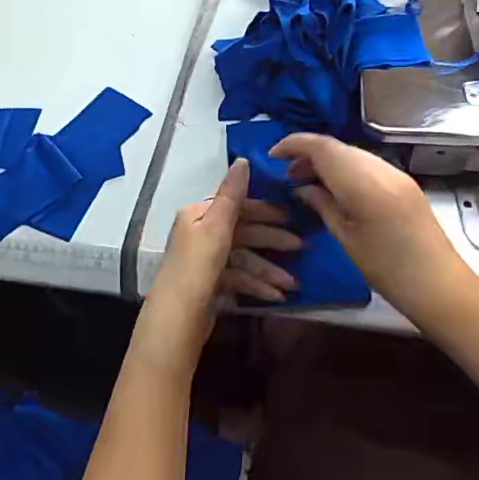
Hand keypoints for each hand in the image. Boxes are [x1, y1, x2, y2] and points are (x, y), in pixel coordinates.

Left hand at [152, 160, 304, 315]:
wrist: (177, 320)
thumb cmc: (197, 267)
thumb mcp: (217, 227)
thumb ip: (233, 195)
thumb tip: (243, 160)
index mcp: (198, 215)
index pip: (237, 206)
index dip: (266, 211)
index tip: (292, 218)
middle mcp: (199, 234)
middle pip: (243, 232)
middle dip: (272, 241)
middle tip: (301, 247)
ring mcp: (205, 261)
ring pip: (243, 258)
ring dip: (268, 270)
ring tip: (292, 284)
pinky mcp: (210, 285)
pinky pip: (238, 278)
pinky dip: (256, 285)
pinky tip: (276, 296)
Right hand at [271, 133, 474, 323]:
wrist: (438, 283)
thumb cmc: (387, 268)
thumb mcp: (345, 237)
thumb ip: (322, 204)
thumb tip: (302, 187)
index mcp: (362, 181)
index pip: (322, 146)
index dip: (294, 145)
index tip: (273, 156)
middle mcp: (380, 168)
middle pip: (337, 146)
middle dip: (309, 154)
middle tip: (288, 175)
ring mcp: (395, 173)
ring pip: (353, 154)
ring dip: (328, 161)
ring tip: (308, 183)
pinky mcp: (404, 182)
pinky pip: (368, 164)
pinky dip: (346, 169)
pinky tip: (336, 189)